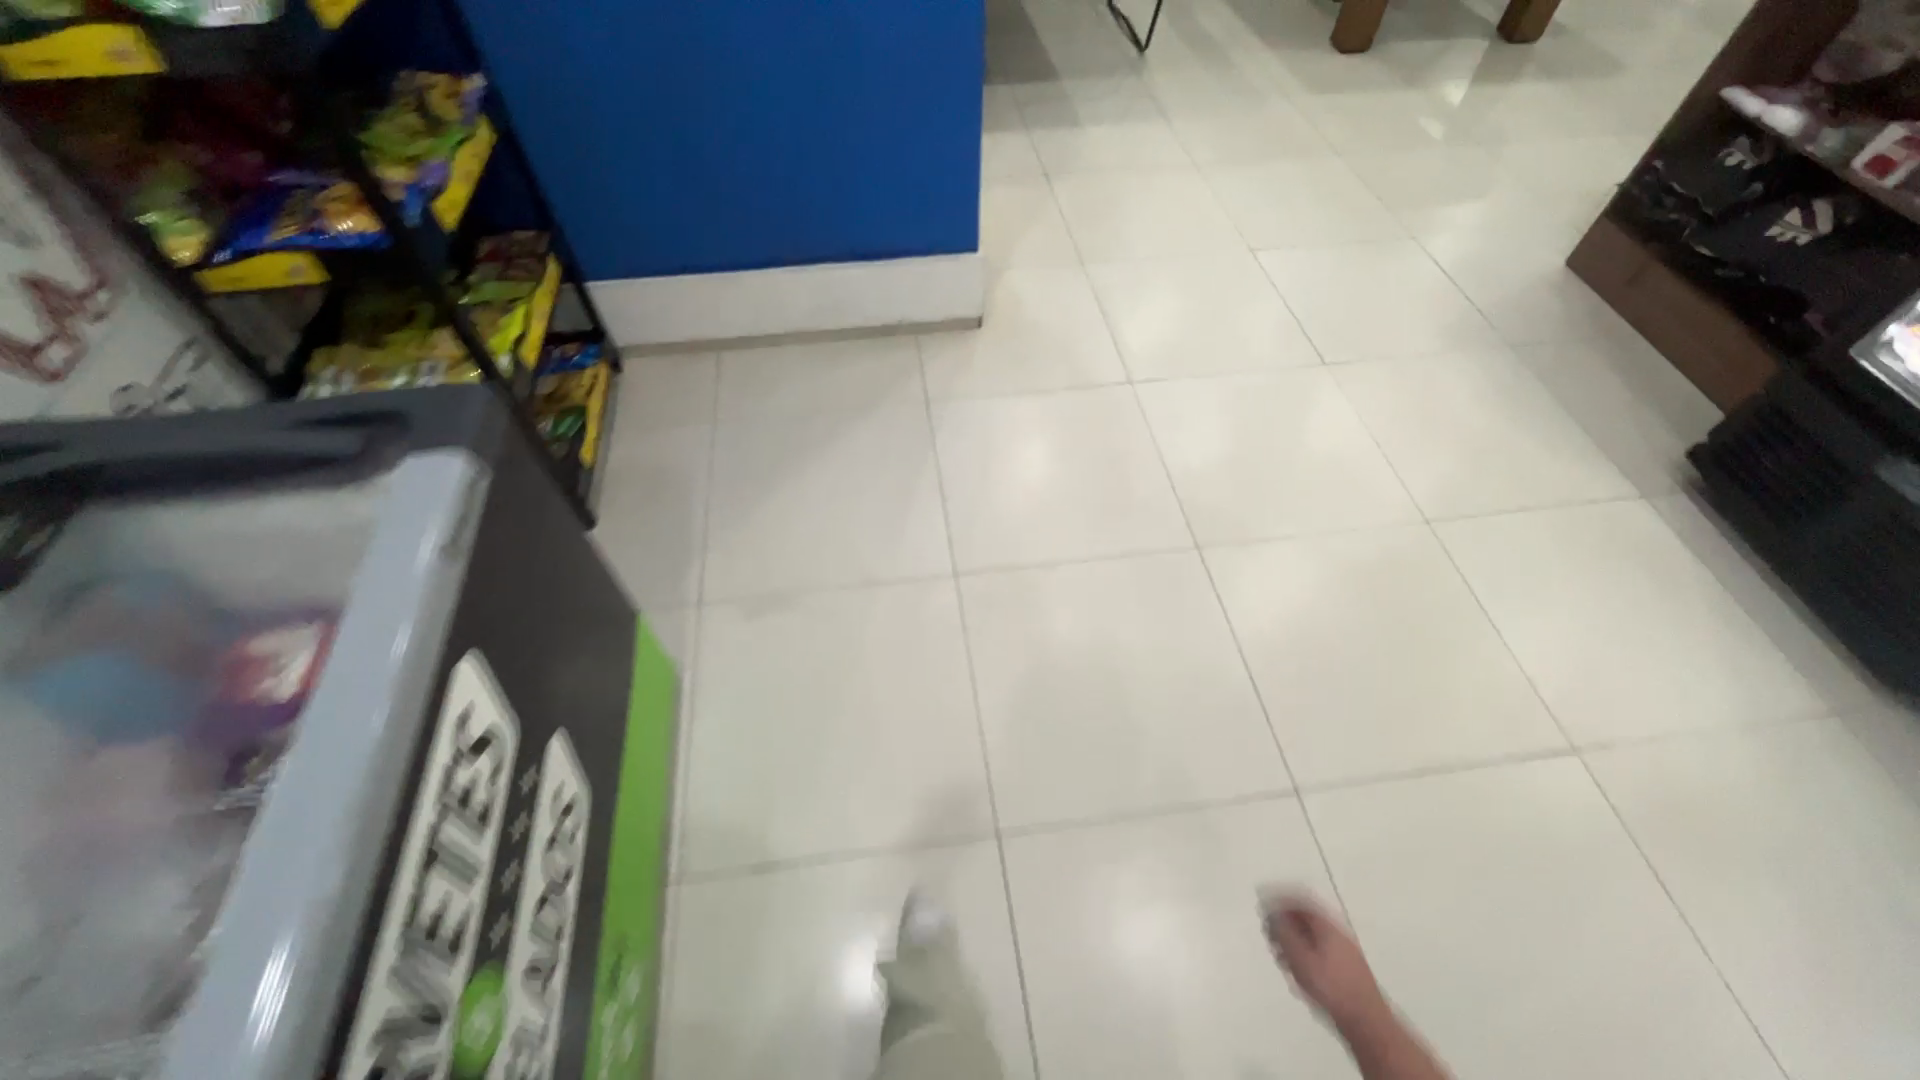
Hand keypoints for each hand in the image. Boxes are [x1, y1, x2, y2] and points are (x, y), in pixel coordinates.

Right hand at [1260, 891, 1389, 1031]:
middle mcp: (1337, 934)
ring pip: (1312, 936)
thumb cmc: (1330, 986)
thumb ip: (1283, 932)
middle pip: (1307, 917)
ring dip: (1292, 939)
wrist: (1365, 1021)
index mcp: (1327, 926)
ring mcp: (1344, 952)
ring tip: (1278, 953)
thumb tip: (1270, 911)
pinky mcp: (1345, 970)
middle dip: (1285, 921)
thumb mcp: (1300, 957)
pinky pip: (1318, 951)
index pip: (1301, 900)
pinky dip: (1302, 953)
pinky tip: (1295, 969)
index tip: (1262, 899)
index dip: (1280, 896)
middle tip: (1268, 930)